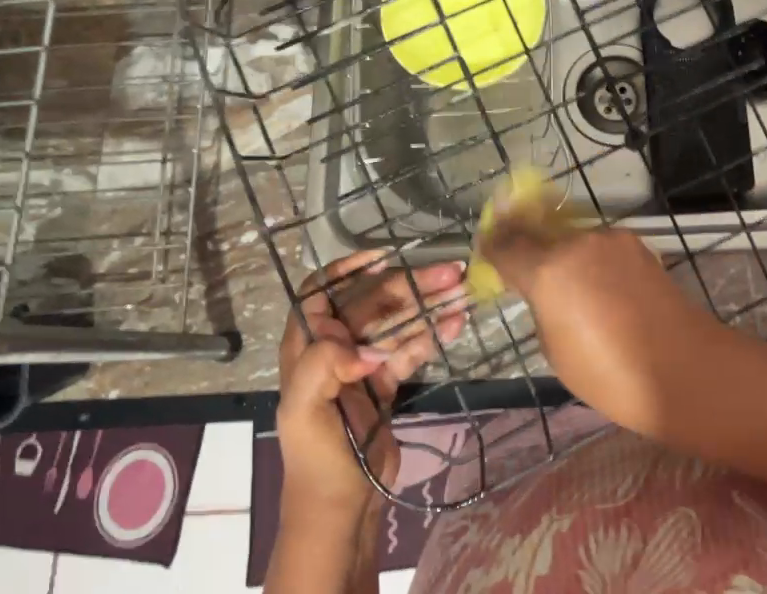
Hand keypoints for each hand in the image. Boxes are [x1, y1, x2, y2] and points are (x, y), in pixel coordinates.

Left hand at [275, 251, 467, 512]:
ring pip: (398, 322)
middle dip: (410, 286)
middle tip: (450, 274)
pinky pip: (411, 348)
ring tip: (462, 293)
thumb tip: (365, 348)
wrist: (341, 507)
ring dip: (429, 306)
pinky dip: (432, 334)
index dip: (346, 271)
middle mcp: (334, 347)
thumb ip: (321, 368)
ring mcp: (363, 363)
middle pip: (373, 303)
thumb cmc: (316, 459)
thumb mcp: (304, 413)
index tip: (383, 259)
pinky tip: (456, 324)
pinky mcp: (386, 380)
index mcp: (306, 347)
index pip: (319, 293)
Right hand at [481, 215, 714, 432]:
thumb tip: (542, 290)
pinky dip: (591, 261)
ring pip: (572, 238)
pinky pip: (599, 247)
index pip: (505, 245)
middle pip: (539, 234)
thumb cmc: (611, 375)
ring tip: (570, 291)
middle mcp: (577, 243)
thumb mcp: (555, 348)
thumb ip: (541, 307)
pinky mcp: (637, 244)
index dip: (492, 248)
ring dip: (563, 255)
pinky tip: (600, 291)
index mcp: (548, 270)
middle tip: (525, 274)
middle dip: (528, 247)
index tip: (487, 255)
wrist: (685, 368)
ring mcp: (611, 239)